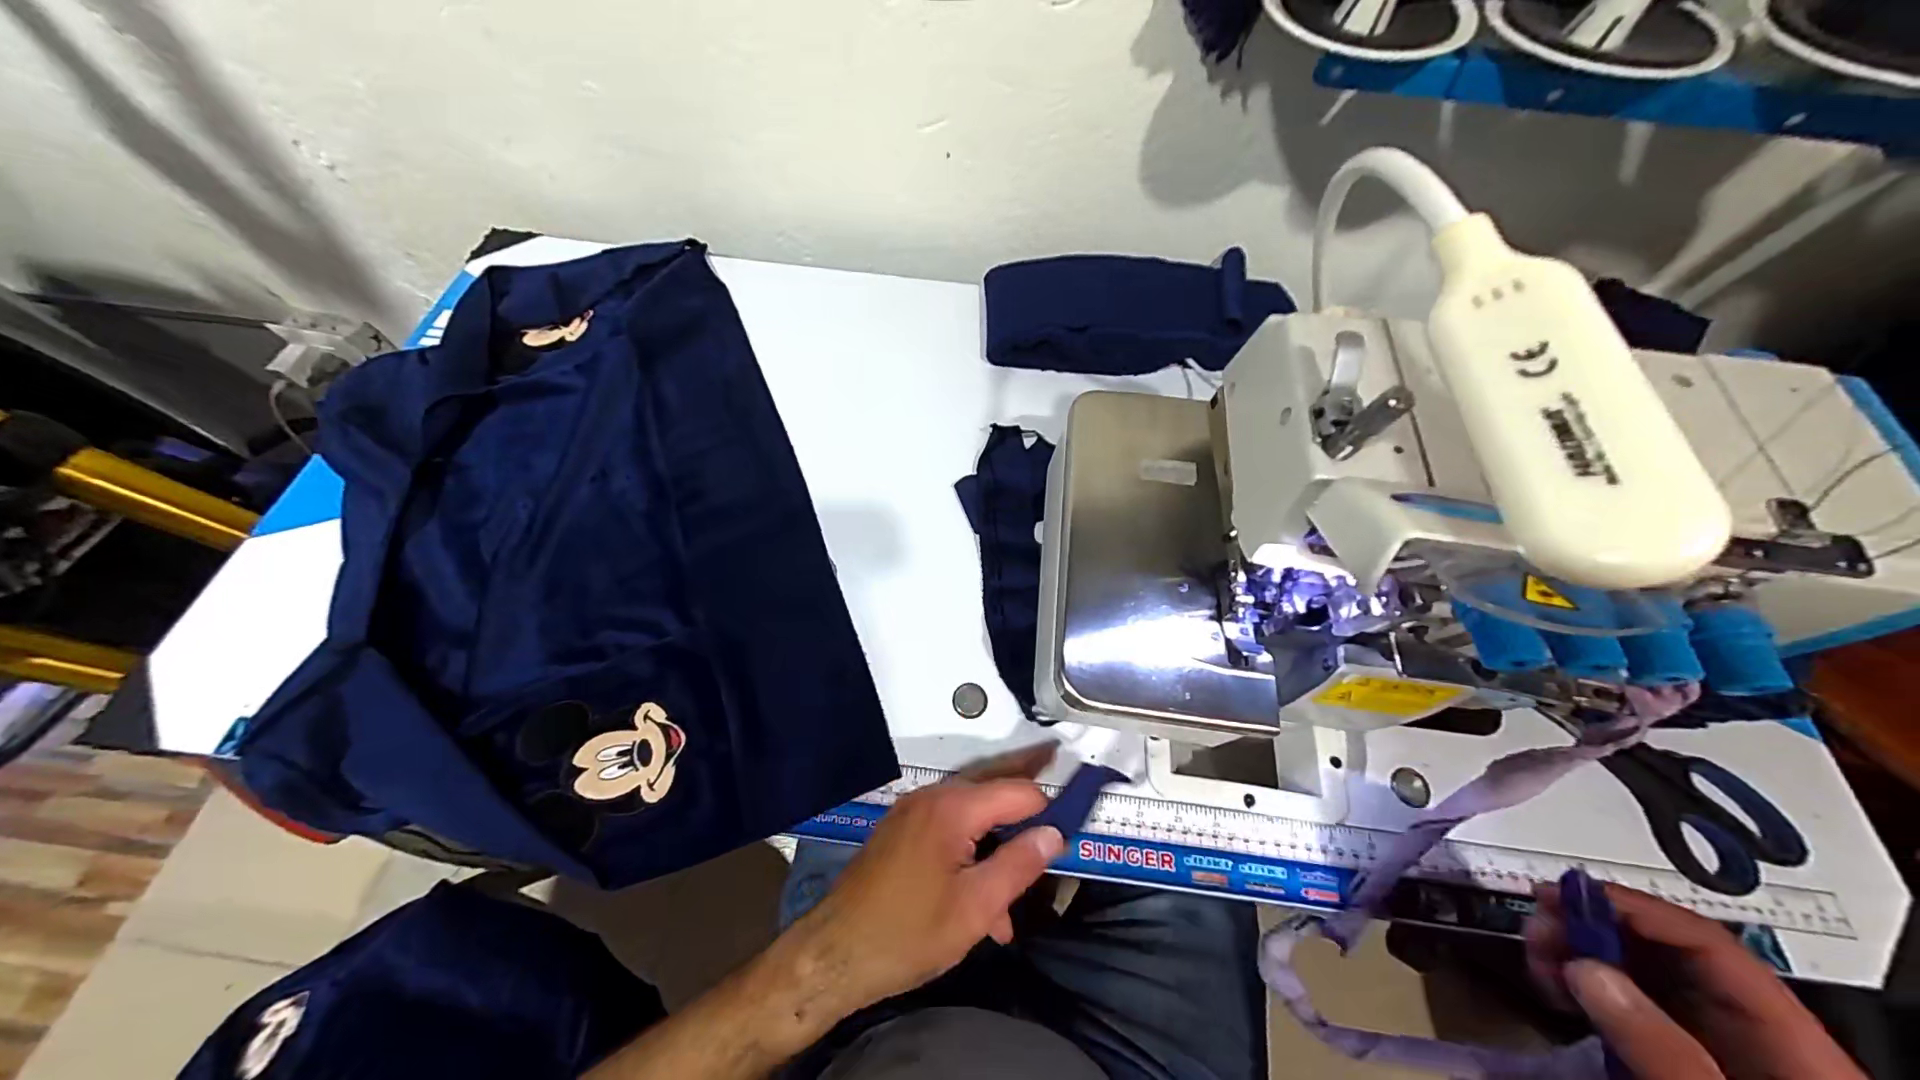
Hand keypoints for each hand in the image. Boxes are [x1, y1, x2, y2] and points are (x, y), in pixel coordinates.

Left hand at [784, 743, 1067, 1016]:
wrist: (834, 953)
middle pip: (992, 783)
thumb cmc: (909, 932)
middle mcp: (931, 797)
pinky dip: (971, 849)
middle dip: (1027, 787)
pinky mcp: (900, 832)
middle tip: (1059, 770)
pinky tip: (983, 900)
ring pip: (970, 812)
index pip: (1018, 791)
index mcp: (953, 807)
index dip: (1049, 806)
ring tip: (1022, 883)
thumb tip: (1054, 833)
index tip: (1074, 818)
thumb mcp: (976, 907)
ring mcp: (911, 812)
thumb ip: (1019, 864)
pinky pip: (947, 828)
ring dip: (998, 838)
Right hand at [1525, 882, 1865, 1079]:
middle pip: (1670, 953)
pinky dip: (1588, 985)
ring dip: (1581, 953)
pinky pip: (1633, 1005)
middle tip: (1535, 929)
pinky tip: (1558, 987)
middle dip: (1592, 929)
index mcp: (1790, 1043)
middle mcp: (1755, 1035)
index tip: (1561, 895)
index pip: (1707, 944)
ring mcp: (1718, 1050)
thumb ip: (1660, 1048)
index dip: (1632, 908)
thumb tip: (1583, 967)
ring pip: (1644, 974)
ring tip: (1537, 959)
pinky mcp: (1683, 1063)